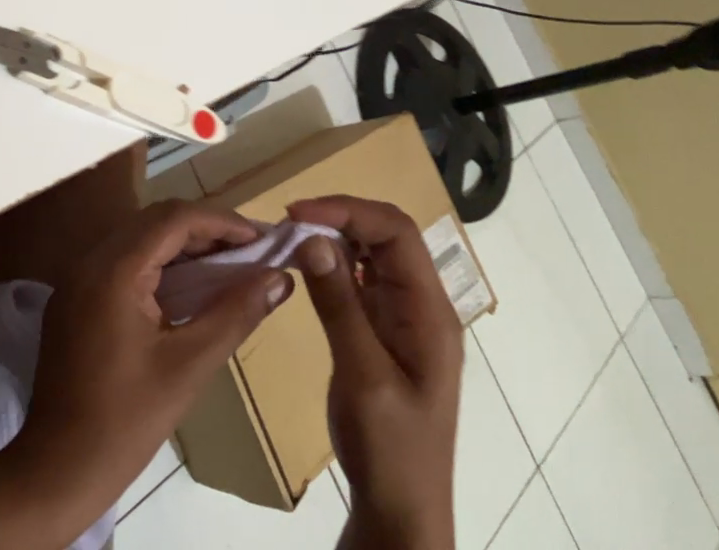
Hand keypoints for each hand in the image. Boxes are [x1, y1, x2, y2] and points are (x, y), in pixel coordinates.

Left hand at [23, 201, 294, 499]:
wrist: (58, 466)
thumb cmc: (127, 419)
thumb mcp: (190, 365)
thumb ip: (236, 314)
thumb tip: (280, 278)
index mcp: (113, 270)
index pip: (173, 218)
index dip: (222, 222)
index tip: (263, 239)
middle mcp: (89, 262)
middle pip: (153, 223)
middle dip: (205, 231)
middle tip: (251, 252)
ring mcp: (75, 281)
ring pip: (137, 241)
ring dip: (182, 248)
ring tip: (229, 268)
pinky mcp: (73, 301)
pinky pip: (121, 264)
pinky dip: (158, 267)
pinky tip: (188, 290)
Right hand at [288, 197, 462, 549]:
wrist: (402, 508)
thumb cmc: (389, 446)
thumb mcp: (363, 375)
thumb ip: (340, 305)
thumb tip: (313, 238)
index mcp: (430, 311)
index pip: (397, 234)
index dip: (348, 211)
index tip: (296, 213)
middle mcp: (422, 306)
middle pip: (388, 238)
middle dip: (341, 218)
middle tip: (288, 222)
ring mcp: (404, 320)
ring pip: (374, 257)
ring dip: (336, 239)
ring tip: (291, 237)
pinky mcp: (385, 335)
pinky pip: (363, 284)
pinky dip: (334, 266)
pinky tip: (307, 267)